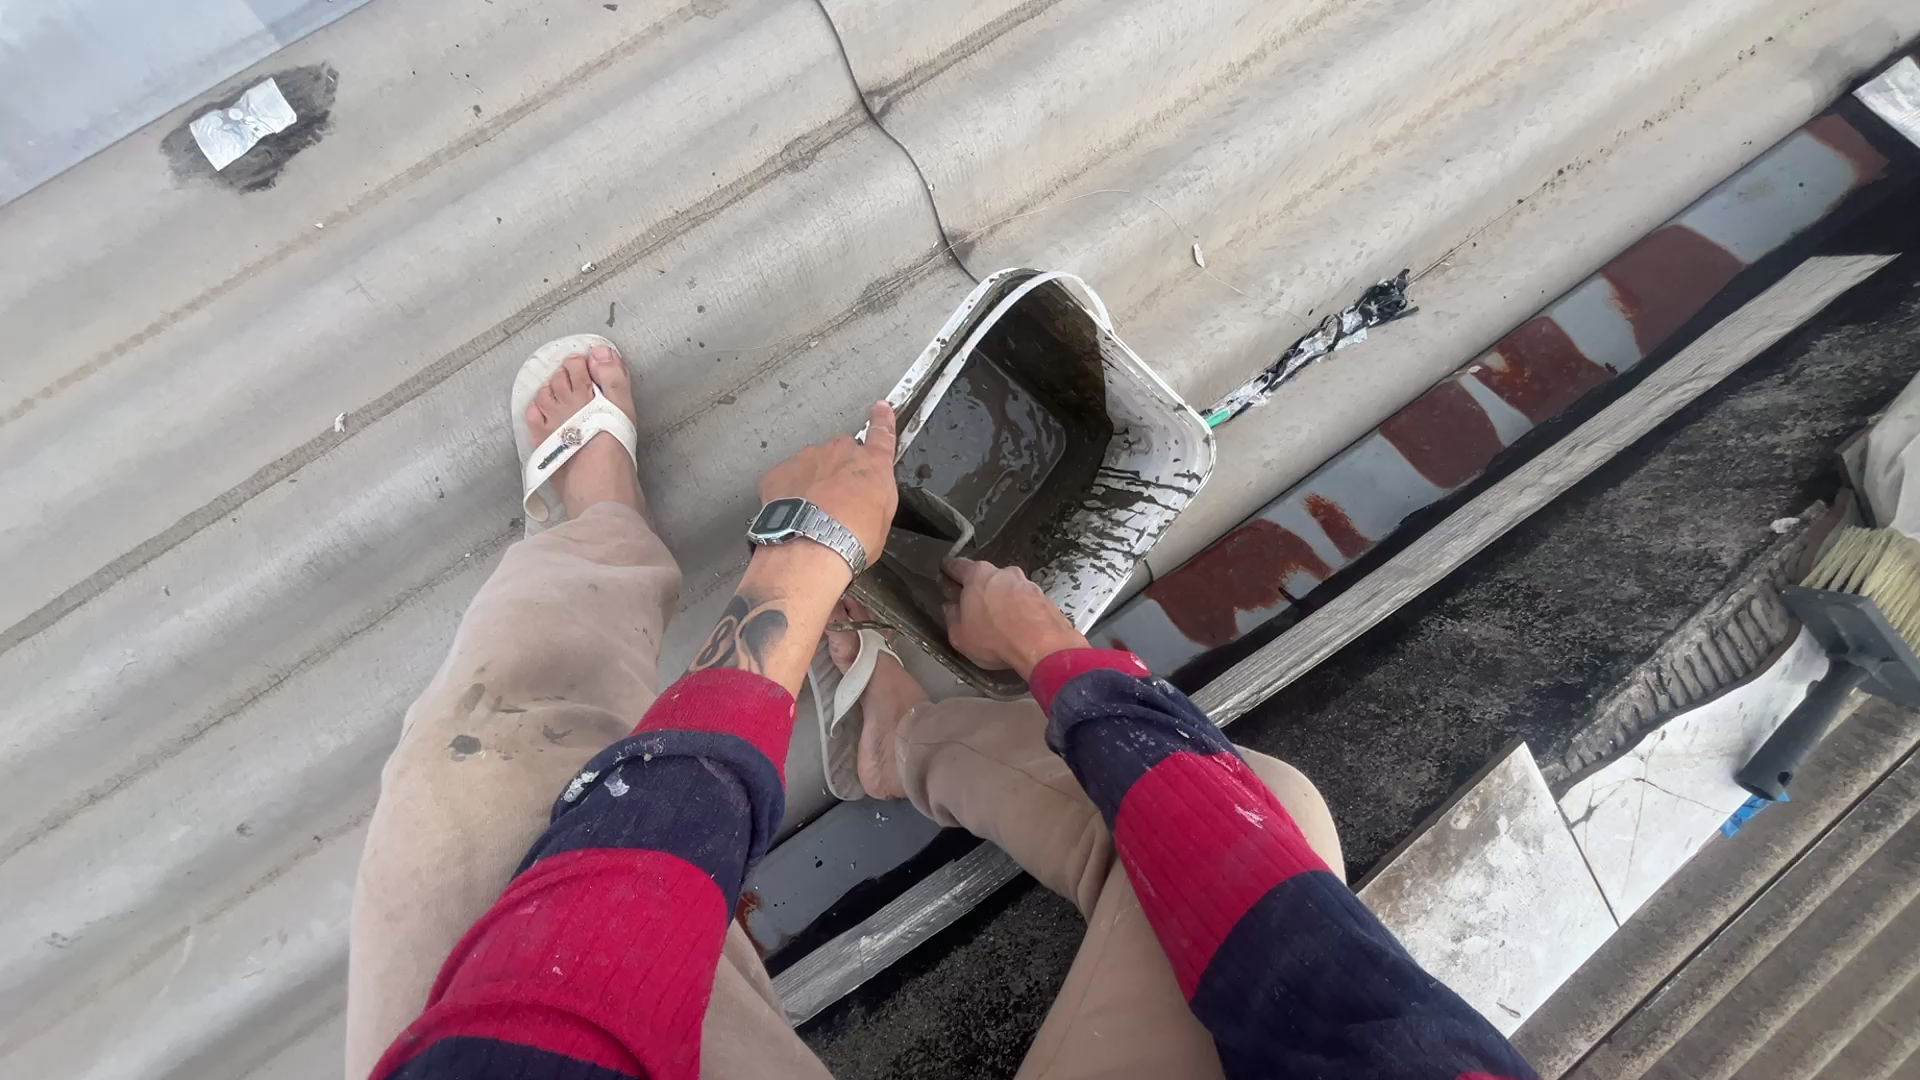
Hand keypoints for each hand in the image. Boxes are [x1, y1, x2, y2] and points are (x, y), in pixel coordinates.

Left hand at [758, 401, 898, 562]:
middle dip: (840, 471)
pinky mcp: (781, 472)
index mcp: (872, 465)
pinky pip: (787, 478)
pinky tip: (795, 515)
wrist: (813, 545)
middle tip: (838, 502)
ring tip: (815, 515)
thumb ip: (877, 497)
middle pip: (842, 453)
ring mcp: (809, 459)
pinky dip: (790, 493)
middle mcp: (841, 453)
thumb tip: (869, 497)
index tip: (881, 408)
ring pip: (813, 465)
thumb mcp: (883, 521)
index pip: (881, 434)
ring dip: (814, 483)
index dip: (882, 420)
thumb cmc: (852, 538)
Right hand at [941, 557, 1087, 679]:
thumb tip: (950, 608)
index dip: (949, 571)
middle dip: (977, 589)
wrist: (1043, 647)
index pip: (958, 565)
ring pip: (1007, 589)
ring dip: (1000, 601)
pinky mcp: (1044, 598)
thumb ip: (951, 617)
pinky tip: (1016, 629)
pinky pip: (1024, 602)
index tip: (945, 573)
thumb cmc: (996, 638)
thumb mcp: (960, 635)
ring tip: (996, 623)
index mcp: (978, 575)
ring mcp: (1027, 583)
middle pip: (985, 577)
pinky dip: (1018, 611)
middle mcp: (1004, 573)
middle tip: (970, 606)